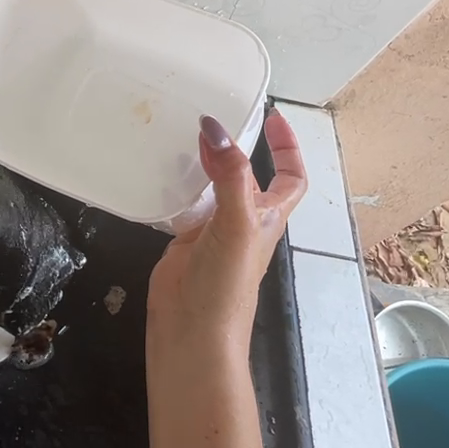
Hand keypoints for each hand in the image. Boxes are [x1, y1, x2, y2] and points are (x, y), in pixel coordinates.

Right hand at [147, 110, 308, 353]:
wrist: (192, 330)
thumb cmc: (225, 282)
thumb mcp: (236, 223)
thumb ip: (230, 175)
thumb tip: (214, 128)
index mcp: (268, 216)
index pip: (291, 176)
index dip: (288, 148)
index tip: (272, 117)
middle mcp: (243, 218)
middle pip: (246, 174)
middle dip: (233, 146)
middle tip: (207, 118)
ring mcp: (212, 229)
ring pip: (211, 184)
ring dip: (200, 161)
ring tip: (178, 133)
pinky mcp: (183, 237)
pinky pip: (181, 201)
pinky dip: (172, 183)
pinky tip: (157, 169)